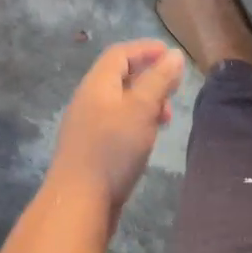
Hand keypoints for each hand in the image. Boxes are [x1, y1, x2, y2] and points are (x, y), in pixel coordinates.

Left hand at [51, 39, 186, 213]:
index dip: (145, 49)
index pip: (120, 53)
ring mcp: (87, 125)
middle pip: (120, 76)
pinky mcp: (90, 149)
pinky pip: (117, 123)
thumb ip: (158, 79)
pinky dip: (137, 121)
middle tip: (174, 89)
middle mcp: (89, 99)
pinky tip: (148, 139)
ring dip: (145, 102)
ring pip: (120, 102)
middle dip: (150, 77)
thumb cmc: (112, 149)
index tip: (171, 54)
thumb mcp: (142, 109)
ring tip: (166, 118)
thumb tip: (173, 54)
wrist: (78, 203)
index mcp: (97, 83)